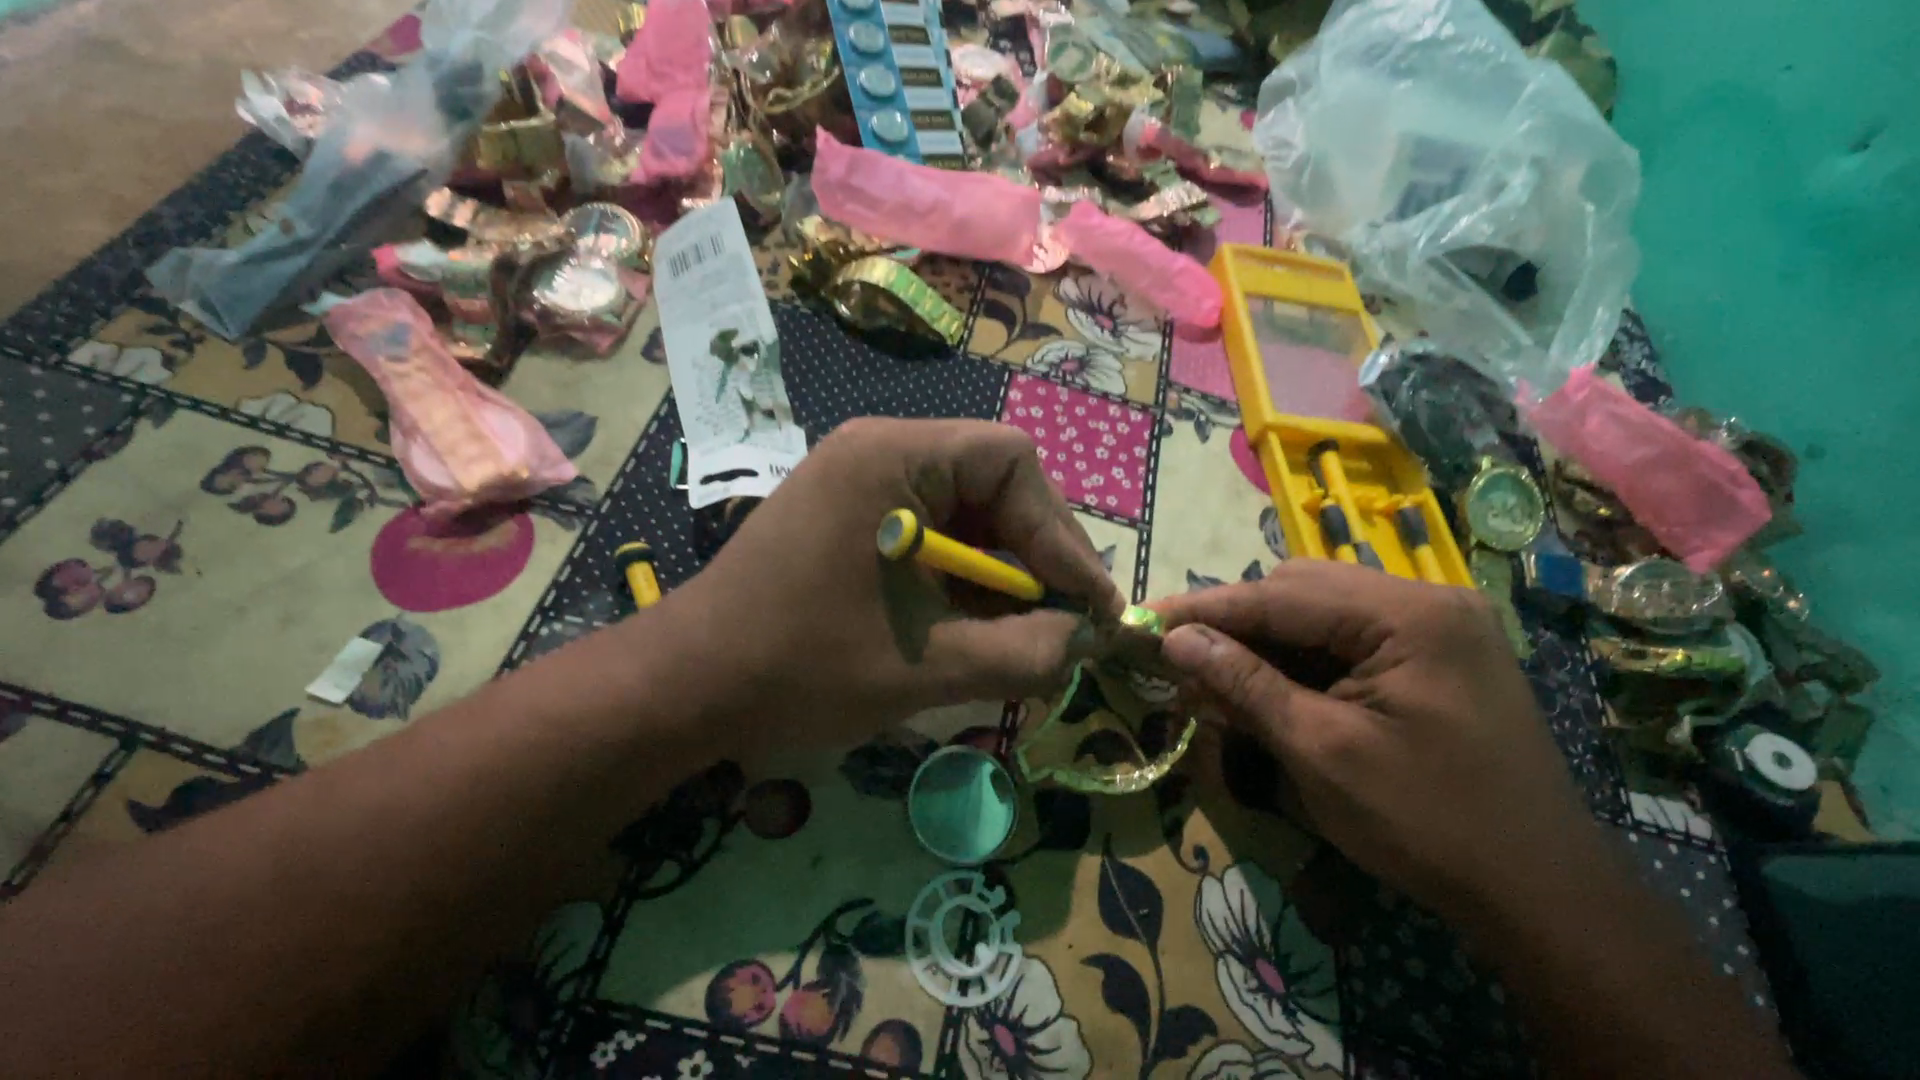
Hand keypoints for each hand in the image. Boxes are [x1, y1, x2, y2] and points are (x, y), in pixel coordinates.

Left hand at [655, 418, 1123, 749]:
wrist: (685, 688)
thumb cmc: (801, 666)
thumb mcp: (928, 666)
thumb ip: (1025, 652)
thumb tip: (1089, 643)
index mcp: (893, 457)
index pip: (1012, 463)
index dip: (1061, 534)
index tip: (1090, 605)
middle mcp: (876, 451)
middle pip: (992, 482)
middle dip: (1035, 554)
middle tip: (1068, 619)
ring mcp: (857, 483)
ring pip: (964, 512)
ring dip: (1001, 570)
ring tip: (1030, 629)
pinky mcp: (846, 519)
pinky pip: (928, 533)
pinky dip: (961, 577)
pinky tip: (977, 624)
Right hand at [1154, 562, 1611, 929]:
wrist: (1541, 893)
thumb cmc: (1427, 823)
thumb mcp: (1321, 753)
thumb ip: (1245, 684)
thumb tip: (1175, 640)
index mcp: (1410, 615)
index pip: (1281, 595)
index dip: (1204, 609)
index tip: (1141, 620)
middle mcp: (1429, 601)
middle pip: (1302, 591)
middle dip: (1236, 624)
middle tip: (1179, 661)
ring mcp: (1438, 628)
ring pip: (1323, 614)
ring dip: (1266, 644)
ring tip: (1215, 681)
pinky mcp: (1437, 658)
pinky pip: (1351, 641)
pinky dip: (1303, 663)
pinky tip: (1270, 691)